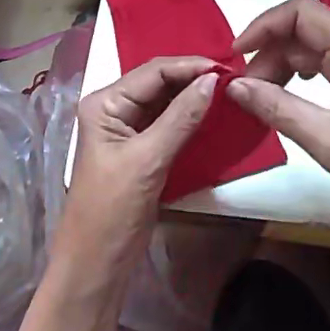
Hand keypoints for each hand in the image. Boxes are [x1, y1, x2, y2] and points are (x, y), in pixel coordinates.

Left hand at [58, 57, 217, 272]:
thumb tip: (213, 80)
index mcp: (105, 103)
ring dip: (194, 95)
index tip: (227, 68)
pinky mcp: (142, 149)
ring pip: (166, 100)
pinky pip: (170, 121)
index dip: (189, 66)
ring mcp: (128, 129)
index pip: (152, 72)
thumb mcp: (148, 160)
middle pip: (159, 82)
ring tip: (229, 89)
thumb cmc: (112, 209)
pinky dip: (190, 116)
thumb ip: (181, 117)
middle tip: (233, 76)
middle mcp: (115, 108)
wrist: (97, 264)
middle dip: (193, 77)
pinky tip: (213, 112)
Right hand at [226, 0, 329, 256]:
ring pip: (317, 49)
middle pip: (309, 29)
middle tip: (244, 90)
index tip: (236, 55)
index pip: (305, 13)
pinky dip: (302, 77)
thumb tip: (234, 85)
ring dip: (284, 65)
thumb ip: (280, 108)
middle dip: (271, 51)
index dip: (265, 25)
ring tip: (260, 97)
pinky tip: (288, 99)